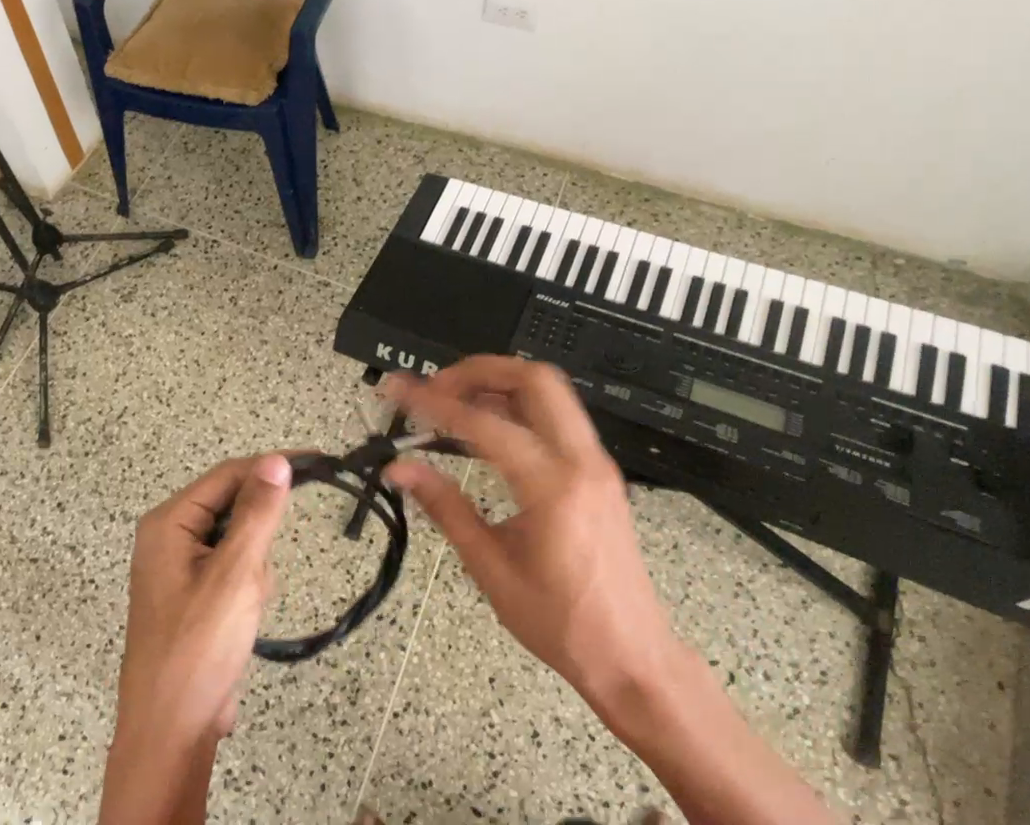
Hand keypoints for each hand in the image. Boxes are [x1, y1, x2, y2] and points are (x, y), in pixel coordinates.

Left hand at [102, 454, 292, 824]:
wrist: (172, 728)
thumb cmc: (199, 647)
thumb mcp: (235, 575)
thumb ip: (257, 514)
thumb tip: (276, 460)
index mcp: (169, 522)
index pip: (228, 475)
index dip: (272, 466)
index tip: (321, 463)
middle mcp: (169, 536)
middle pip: (233, 509)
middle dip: (258, 541)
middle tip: (258, 579)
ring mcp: (178, 568)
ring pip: (239, 544)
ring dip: (254, 572)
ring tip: (244, 609)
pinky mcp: (192, 595)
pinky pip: (232, 572)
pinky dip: (247, 590)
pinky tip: (241, 622)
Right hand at [383, 357, 676, 696]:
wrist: (631, 657)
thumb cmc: (562, 624)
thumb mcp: (491, 568)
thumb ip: (445, 508)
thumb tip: (399, 469)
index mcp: (554, 488)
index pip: (484, 422)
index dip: (432, 401)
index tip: (398, 390)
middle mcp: (583, 464)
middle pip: (535, 379)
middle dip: (478, 371)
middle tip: (434, 388)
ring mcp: (597, 466)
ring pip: (550, 393)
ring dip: (498, 385)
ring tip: (452, 406)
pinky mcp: (599, 475)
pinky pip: (557, 420)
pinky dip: (517, 410)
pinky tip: (484, 434)